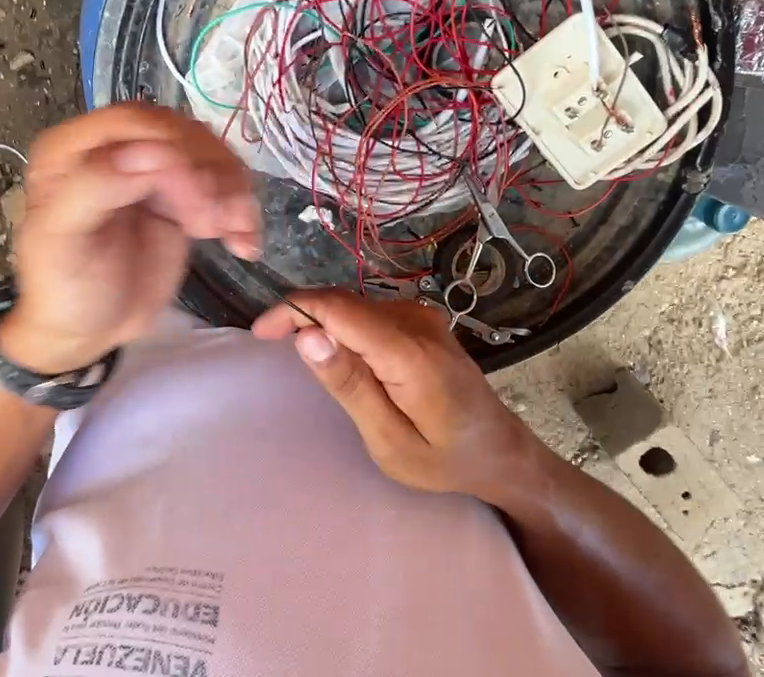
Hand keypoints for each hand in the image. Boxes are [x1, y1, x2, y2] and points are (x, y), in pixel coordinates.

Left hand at [1, 104, 261, 373]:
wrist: (87, 330)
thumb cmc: (62, 286)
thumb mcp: (61, 240)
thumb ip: (95, 188)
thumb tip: (144, 153)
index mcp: (72, 148)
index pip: (132, 121)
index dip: (170, 146)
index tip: (193, 189)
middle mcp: (114, 148)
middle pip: (179, 133)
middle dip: (208, 171)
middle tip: (214, 220)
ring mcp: (151, 170)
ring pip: (208, 154)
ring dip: (232, 188)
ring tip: (234, 230)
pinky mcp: (181, 195)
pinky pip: (221, 185)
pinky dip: (240, 208)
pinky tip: (243, 240)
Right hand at [253, 291, 541, 502]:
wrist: (502, 452)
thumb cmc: (446, 460)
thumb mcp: (390, 440)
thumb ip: (349, 385)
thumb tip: (307, 336)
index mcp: (408, 352)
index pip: (337, 309)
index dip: (292, 311)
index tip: (260, 333)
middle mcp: (415, 320)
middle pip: (343, 303)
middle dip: (302, 317)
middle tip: (273, 347)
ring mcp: (422, 316)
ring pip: (353, 305)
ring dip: (323, 322)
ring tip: (309, 359)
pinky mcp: (422, 320)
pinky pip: (369, 313)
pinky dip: (344, 327)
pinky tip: (342, 358)